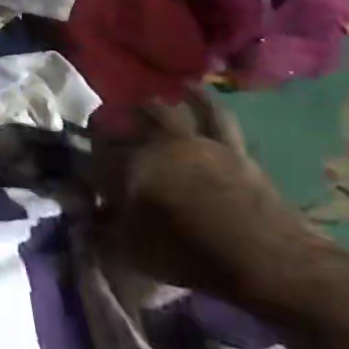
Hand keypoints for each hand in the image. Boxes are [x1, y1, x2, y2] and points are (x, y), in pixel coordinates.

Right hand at [89, 95, 338, 305]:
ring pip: (166, 110)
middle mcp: (156, 144)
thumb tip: (93, 217)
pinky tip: (190, 89)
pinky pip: (214, 114)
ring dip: (152, 106)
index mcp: (128, 168)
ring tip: (144, 105)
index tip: (85, 163)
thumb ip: (108, 230)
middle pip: (127, 121)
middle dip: (113, 121)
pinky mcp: (230, 146)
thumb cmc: (190, 257)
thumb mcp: (134, 253)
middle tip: (109, 125)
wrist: (263, 258)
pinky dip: (200, 99)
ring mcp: (195, 141)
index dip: (88, 156)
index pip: (96, 153)